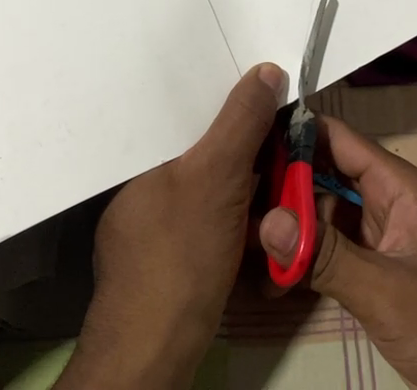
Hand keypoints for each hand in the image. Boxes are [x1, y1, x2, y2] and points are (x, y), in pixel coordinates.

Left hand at [54, 63, 285, 389]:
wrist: (157, 347)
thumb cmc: (180, 252)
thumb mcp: (217, 176)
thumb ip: (241, 122)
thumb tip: (266, 70)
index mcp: (135, 154)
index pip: (179, 107)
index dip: (221, 92)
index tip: (261, 79)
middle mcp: (135, 181)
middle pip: (194, 142)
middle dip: (237, 132)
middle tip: (280, 114)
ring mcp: (149, 220)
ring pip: (202, 179)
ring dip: (241, 170)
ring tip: (279, 151)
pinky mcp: (167, 252)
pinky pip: (204, 211)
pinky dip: (232, 205)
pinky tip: (260, 203)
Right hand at [260, 117, 416, 389]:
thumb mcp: (387, 292)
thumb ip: (325, 255)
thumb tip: (264, 218)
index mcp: (400, 187)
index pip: (340, 140)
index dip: (295, 131)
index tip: (243, 133)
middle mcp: (390, 202)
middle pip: (327, 173)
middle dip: (283, 178)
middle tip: (229, 184)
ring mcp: (384, 236)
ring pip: (327, 212)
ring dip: (290, 219)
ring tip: (236, 221)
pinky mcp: (379, 268)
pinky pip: (335, 246)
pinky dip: (306, 252)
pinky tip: (269, 265)